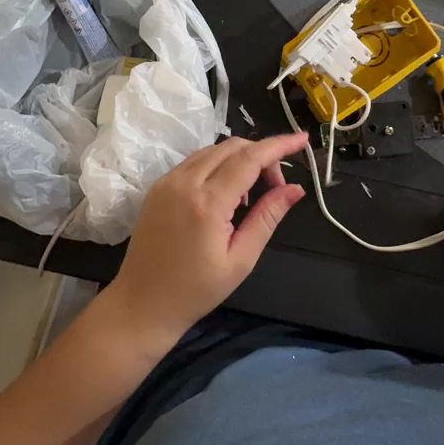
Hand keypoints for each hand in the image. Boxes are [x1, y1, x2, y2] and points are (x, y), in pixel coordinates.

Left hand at [104, 134, 309, 341]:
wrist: (141, 304)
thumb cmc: (195, 291)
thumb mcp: (241, 259)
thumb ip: (268, 217)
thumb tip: (295, 189)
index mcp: (207, 203)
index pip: (250, 158)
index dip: (279, 146)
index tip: (302, 140)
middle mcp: (184, 182)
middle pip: (233, 147)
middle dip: (262, 156)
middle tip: (276, 187)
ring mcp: (167, 181)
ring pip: (213, 150)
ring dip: (240, 159)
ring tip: (251, 195)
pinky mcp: (158, 186)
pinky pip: (195, 161)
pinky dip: (218, 165)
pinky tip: (226, 194)